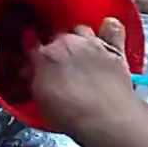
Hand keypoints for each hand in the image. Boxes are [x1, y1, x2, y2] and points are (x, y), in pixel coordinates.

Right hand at [29, 17, 140, 136]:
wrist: (105, 118)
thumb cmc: (68, 114)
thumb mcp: (40, 100)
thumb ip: (34, 78)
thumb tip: (31, 69)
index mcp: (44, 55)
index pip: (31, 43)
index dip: (32, 51)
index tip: (33, 59)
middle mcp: (67, 42)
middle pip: (58, 35)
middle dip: (56, 46)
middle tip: (59, 63)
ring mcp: (93, 43)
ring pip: (82, 29)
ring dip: (79, 37)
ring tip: (81, 51)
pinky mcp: (116, 49)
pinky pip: (112, 28)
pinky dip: (109, 28)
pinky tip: (107, 30)